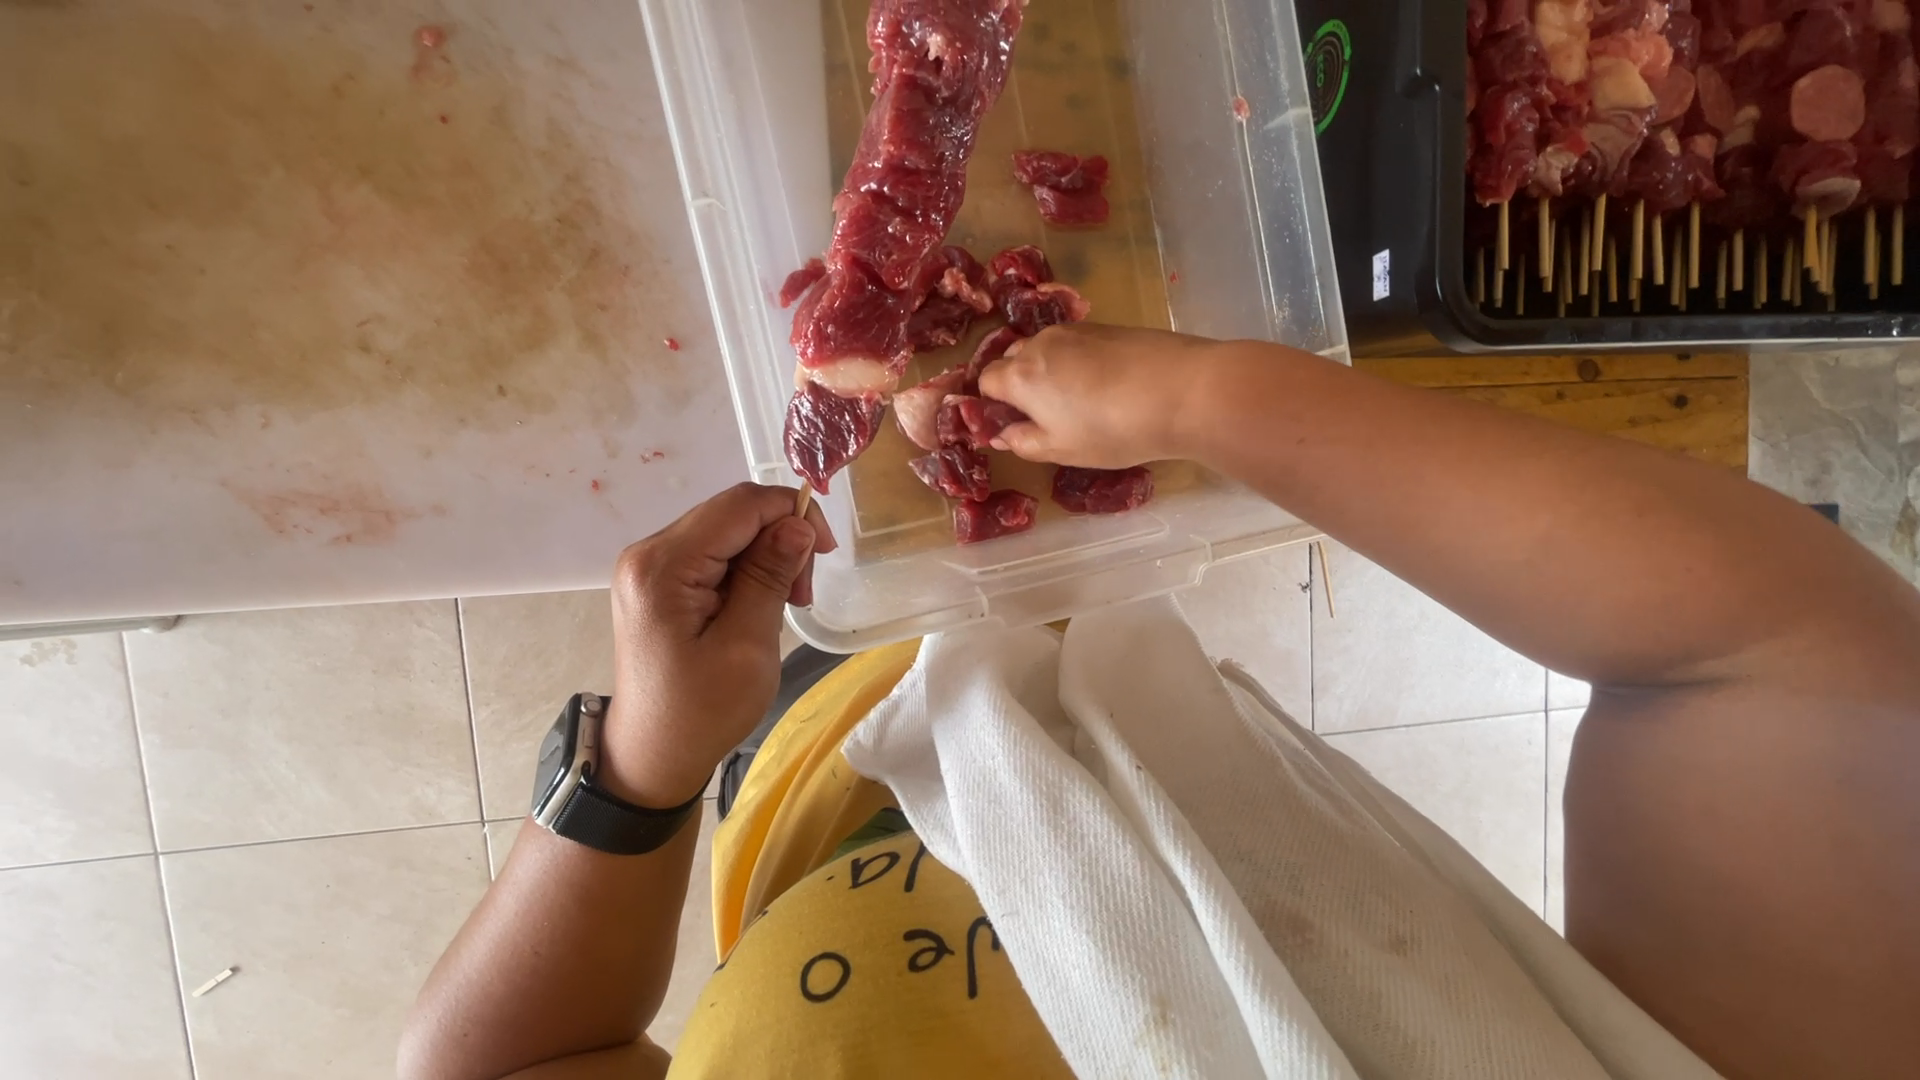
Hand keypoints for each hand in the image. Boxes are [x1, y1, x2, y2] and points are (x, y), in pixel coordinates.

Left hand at [598, 483, 836, 807]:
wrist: (652, 757)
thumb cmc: (702, 711)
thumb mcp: (747, 646)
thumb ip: (769, 576)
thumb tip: (797, 523)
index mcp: (663, 565)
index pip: (740, 505)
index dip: (791, 513)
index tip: (827, 552)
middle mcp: (648, 551)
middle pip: (733, 513)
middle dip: (781, 539)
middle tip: (803, 594)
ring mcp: (650, 566)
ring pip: (728, 531)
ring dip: (768, 556)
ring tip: (787, 603)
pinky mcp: (658, 581)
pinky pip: (714, 553)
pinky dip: (748, 569)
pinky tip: (760, 603)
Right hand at [976, 323, 1223, 467]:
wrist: (1184, 391)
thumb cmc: (1113, 430)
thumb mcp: (1062, 449)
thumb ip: (1023, 441)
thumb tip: (1000, 434)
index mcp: (1021, 375)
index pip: (986, 381)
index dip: (992, 405)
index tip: (1013, 426)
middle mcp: (1041, 343)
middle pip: (1013, 360)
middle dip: (1018, 385)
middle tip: (1045, 418)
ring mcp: (1076, 330)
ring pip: (1046, 350)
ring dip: (1049, 373)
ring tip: (1079, 403)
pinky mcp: (1107, 326)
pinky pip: (1075, 345)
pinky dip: (1077, 363)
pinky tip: (1105, 387)